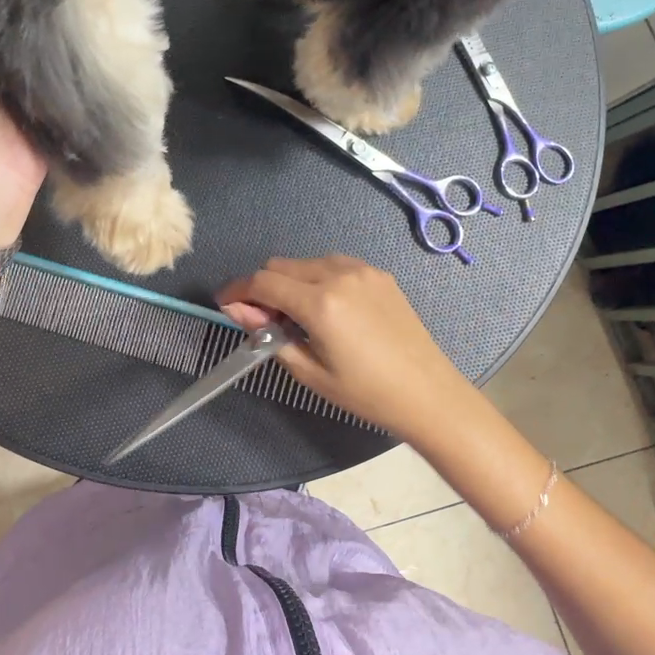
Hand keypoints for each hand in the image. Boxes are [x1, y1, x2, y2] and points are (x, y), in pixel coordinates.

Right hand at [216, 255, 472, 439]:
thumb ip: (267, 335)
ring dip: (290, 281)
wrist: (429, 393)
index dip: (238, 291)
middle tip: (263, 320)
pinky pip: (333, 265)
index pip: (262, 282)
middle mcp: (338, 274)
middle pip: (280, 265)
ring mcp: (361, 270)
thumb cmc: (366, 393)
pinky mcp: (378, 273)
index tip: (225, 304)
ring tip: (296, 317)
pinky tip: (326, 309)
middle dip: (263, 287)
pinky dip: (317, 278)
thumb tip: (236, 311)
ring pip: (305, 262)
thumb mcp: (309, 371)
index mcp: (320, 302)